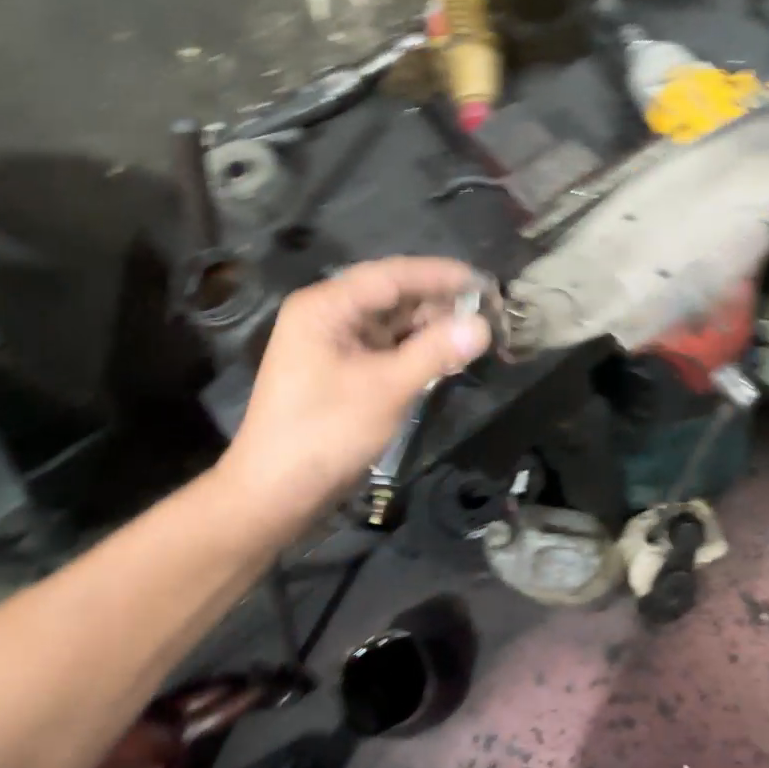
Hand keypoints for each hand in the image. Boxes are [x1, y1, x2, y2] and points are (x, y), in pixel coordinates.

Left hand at [213, 257, 491, 525]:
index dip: (440, 276)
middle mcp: (329, 317)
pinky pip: (389, 349)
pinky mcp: (346, 371)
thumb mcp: (387, 388)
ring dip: (434, 329)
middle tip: (490, 312)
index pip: (391, 276)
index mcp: (326, 307)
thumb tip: (484, 327)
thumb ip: (436, 352)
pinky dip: (419, 351)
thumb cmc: (325, 432)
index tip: (485, 281)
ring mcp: (336, 345)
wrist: (278, 491)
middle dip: (440, 304)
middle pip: (394, 297)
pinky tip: (450, 358)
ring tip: (478, 336)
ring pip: (395, 325)